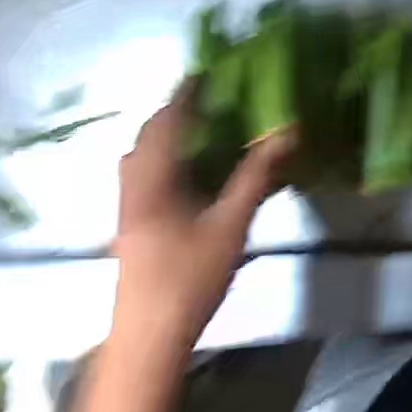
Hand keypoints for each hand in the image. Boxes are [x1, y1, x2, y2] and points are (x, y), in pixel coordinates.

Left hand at [112, 82, 295, 351]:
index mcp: (152, 181)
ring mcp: (124, 211)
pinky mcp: (128, 230)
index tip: (200, 74)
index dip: (182, 97)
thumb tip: (286, 134)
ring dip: (160, 139)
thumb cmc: (190, 277)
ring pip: (137, 160)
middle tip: (201, 102)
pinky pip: (139, 179)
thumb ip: (256, 177)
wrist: (149, 336)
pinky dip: (158, 162)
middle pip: (144, 138)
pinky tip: (181, 178)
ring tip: (192, 133)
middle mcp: (131, 189)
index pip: (165, 124)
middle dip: (169, 114)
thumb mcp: (231, 225)